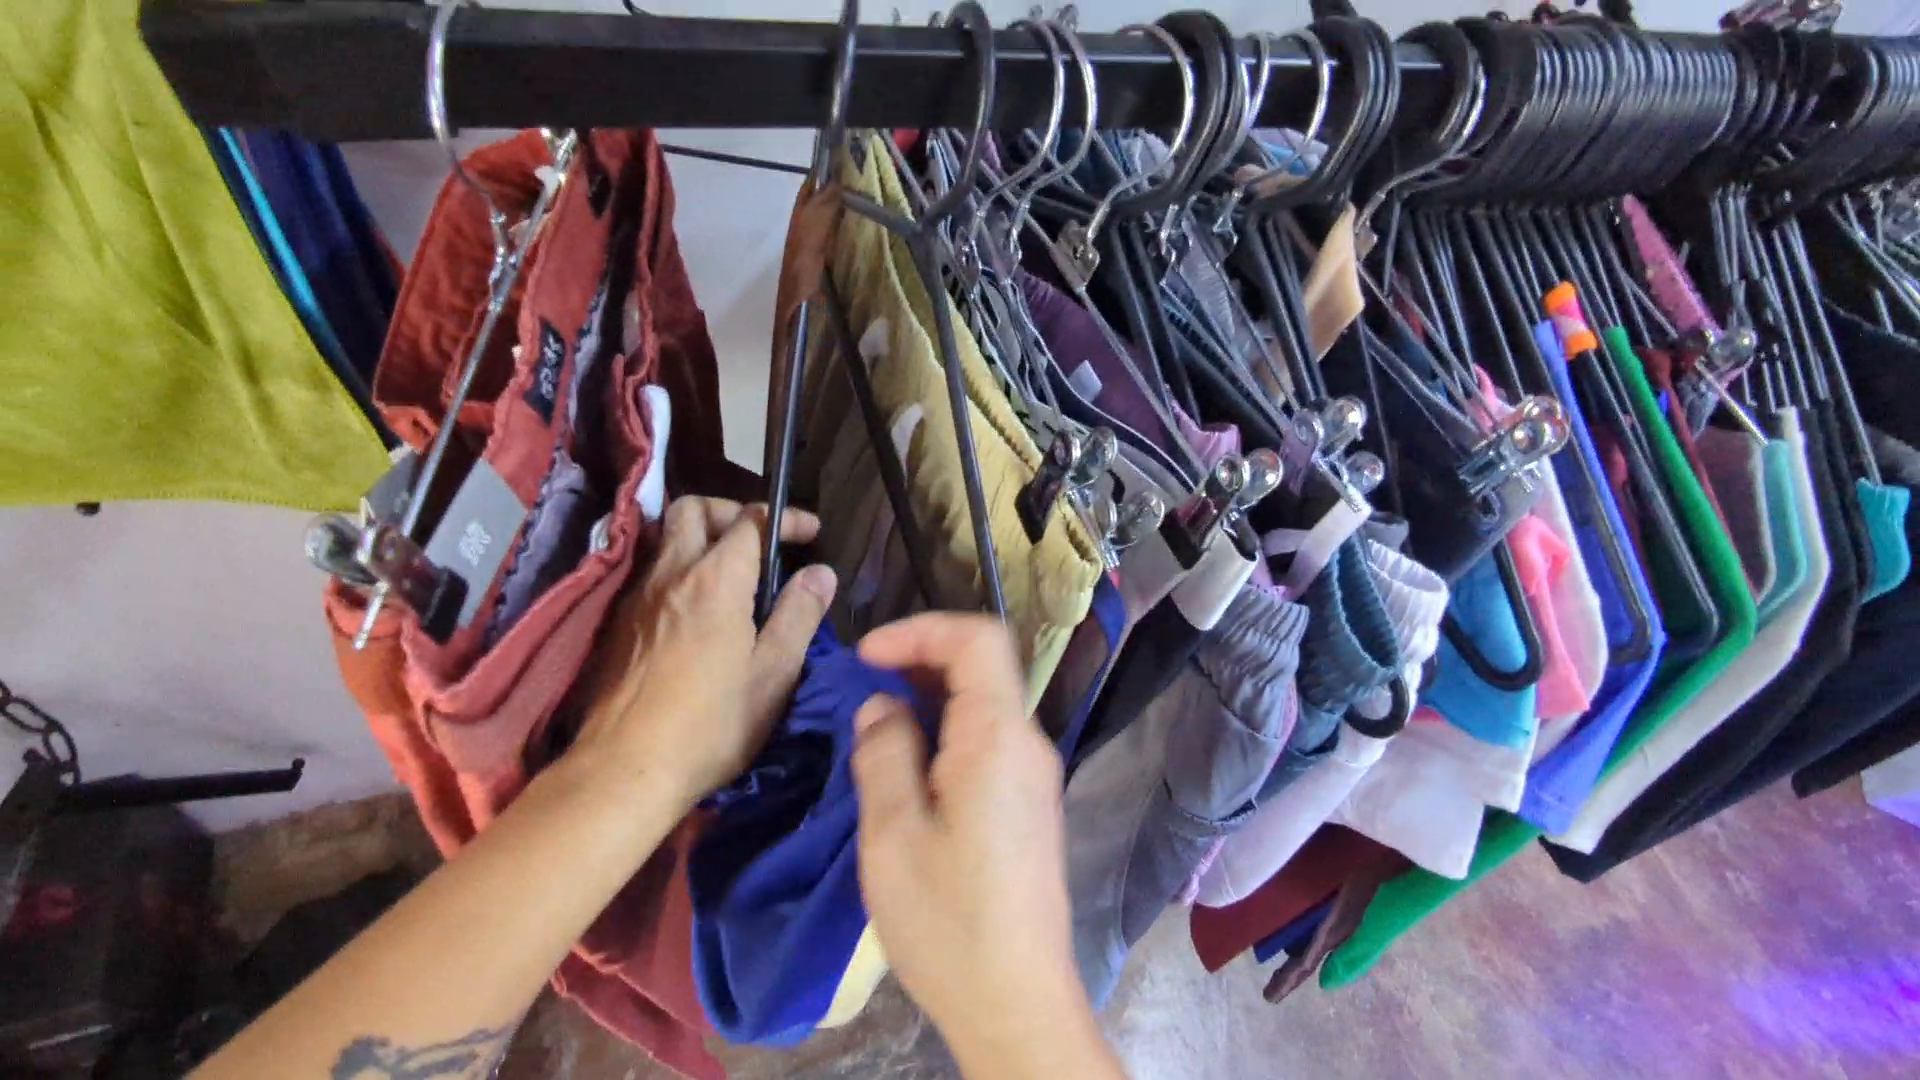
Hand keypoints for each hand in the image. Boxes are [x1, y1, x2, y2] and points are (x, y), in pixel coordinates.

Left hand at [572, 498, 836, 810]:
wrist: (624, 770)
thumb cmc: (712, 724)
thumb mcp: (774, 672)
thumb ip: (799, 614)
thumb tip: (821, 571)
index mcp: (715, 579)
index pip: (750, 520)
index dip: (784, 518)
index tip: (810, 532)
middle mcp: (672, 574)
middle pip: (694, 510)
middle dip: (733, 511)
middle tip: (761, 540)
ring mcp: (639, 597)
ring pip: (668, 540)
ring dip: (703, 538)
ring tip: (734, 572)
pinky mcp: (620, 624)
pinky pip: (653, 573)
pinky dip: (682, 569)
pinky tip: (699, 608)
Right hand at [850, 615, 1115, 1076]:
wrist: (1016, 1002)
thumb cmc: (948, 920)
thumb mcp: (893, 833)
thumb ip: (884, 752)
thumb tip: (882, 706)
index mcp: (999, 737)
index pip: (977, 640)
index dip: (920, 631)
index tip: (866, 656)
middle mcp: (1028, 745)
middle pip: (983, 669)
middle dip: (921, 663)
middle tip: (865, 691)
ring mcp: (1034, 777)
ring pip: (985, 707)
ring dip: (931, 702)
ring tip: (878, 730)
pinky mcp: (1030, 806)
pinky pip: (988, 743)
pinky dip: (947, 734)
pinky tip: (910, 771)